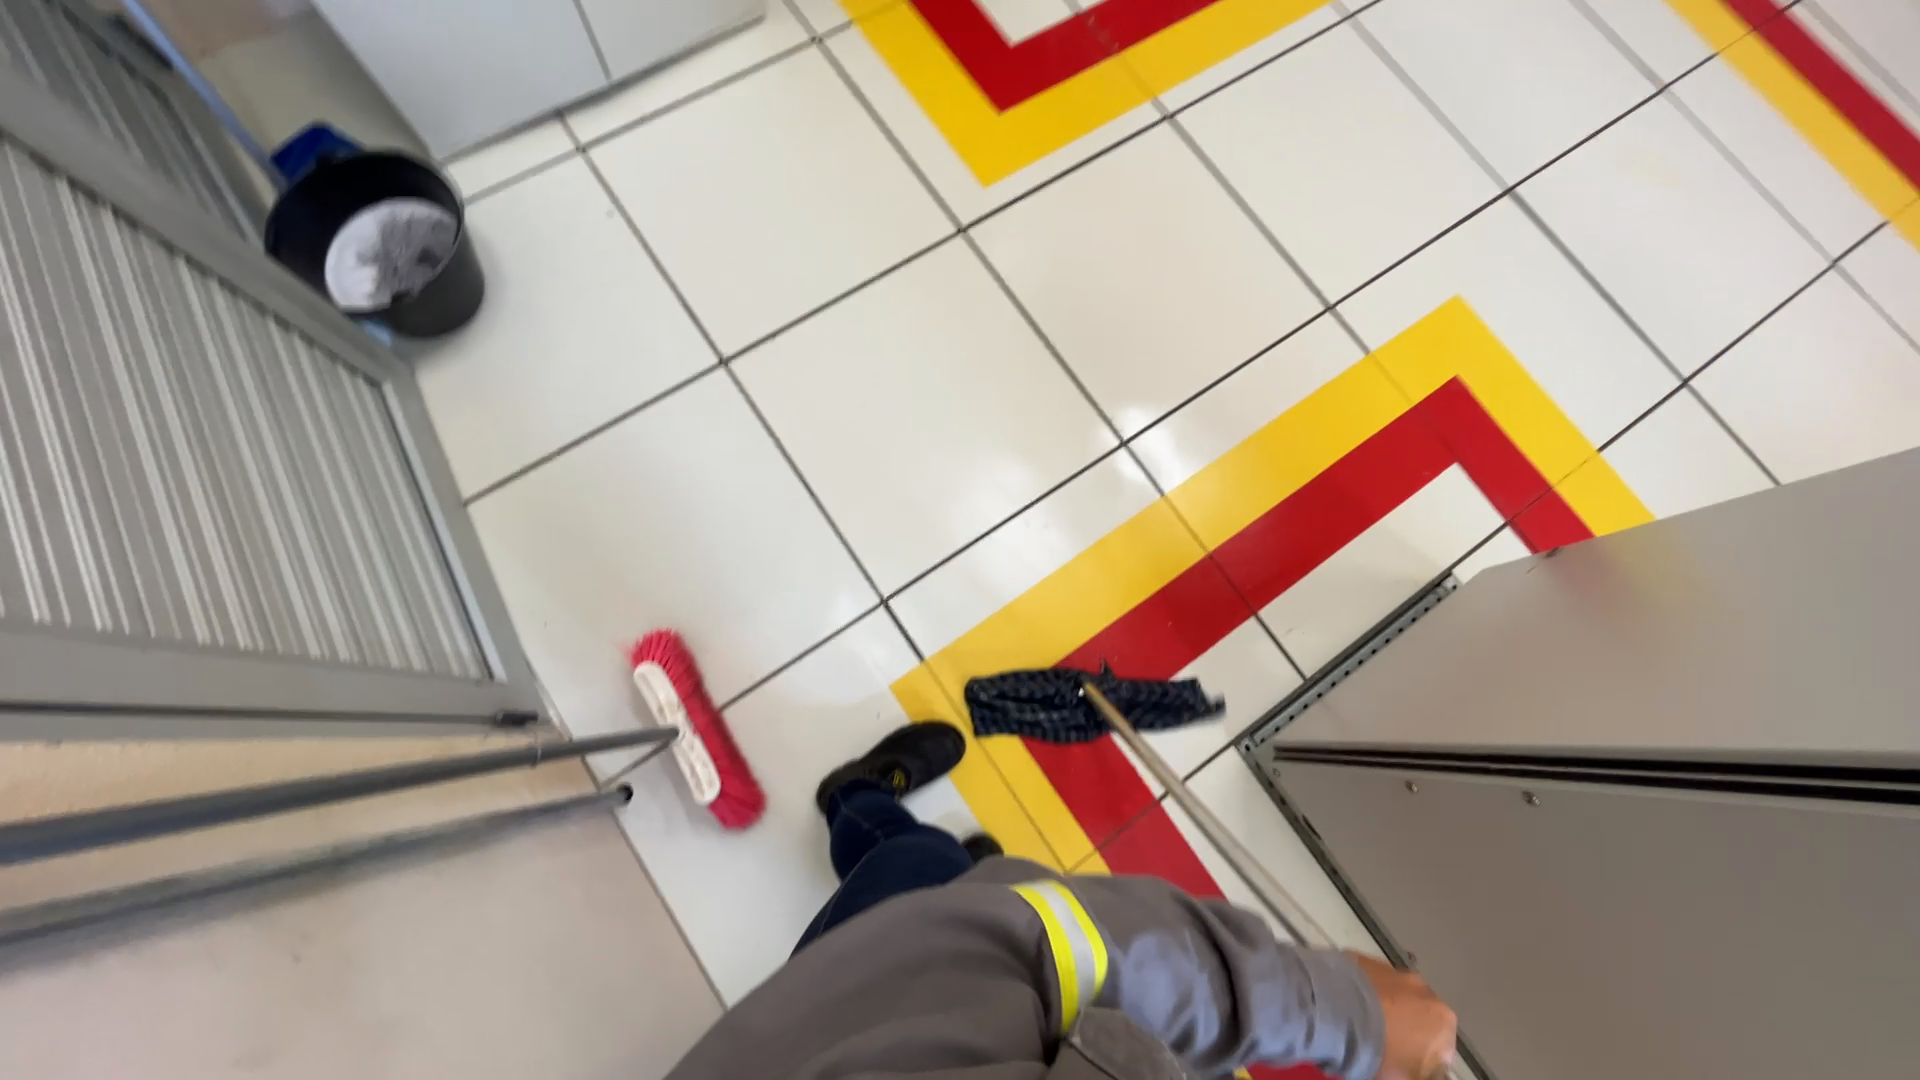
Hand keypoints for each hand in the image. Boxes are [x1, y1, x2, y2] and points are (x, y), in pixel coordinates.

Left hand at [1347, 952, 1457, 1079]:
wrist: (1337, 1009)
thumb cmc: (1381, 1051)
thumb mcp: (1406, 1077)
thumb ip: (1419, 1072)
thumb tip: (1414, 1069)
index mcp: (1443, 1020)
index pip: (1441, 1049)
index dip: (1422, 1061)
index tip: (1402, 1065)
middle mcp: (1423, 988)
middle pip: (1416, 1015)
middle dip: (1403, 1027)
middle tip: (1380, 1042)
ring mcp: (1391, 969)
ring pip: (1392, 994)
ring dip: (1382, 1006)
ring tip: (1360, 1022)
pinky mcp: (1361, 957)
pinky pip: (1367, 980)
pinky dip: (1361, 990)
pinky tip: (1346, 1003)